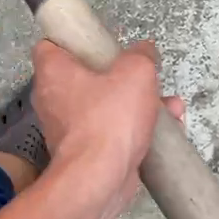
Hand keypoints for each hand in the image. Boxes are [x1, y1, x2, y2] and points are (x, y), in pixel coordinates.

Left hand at [29, 39, 165, 192]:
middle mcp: (52, 98)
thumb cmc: (108, 118)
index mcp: (52, 72)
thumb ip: (140, 56)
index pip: (49, 46)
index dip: (72, 40)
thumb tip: (144, 49)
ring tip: (169, 105)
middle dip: (120, 76)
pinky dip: (134, 129)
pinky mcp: (84, 151)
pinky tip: (167, 129)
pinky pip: (110, 131)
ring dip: (137, 103)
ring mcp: (66, 127)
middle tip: (142, 77)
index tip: (97, 43)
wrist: (99, 178)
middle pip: (85, 76)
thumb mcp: (135, 74)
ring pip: (104, 105)